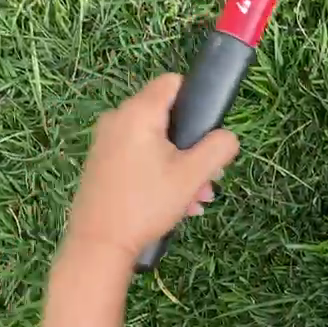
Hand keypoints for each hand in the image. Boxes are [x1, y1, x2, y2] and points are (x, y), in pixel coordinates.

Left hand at [64, 74, 239, 259]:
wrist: (100, 243)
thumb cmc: (147, 203)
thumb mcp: (193, 175)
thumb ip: (218, 148)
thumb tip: (227, 137)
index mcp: (139, 113)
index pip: (173, 83)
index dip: (196, 102)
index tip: (208, 133)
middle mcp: (118, 119)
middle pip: (167, 117)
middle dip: (193, 146)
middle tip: (209, 178)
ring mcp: (107, 141)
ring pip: (156, 141)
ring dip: (181, 166)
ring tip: (196, 198)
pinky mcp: (102, 162)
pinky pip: (140, 156)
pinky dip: (160, 172)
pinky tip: (176, 204)